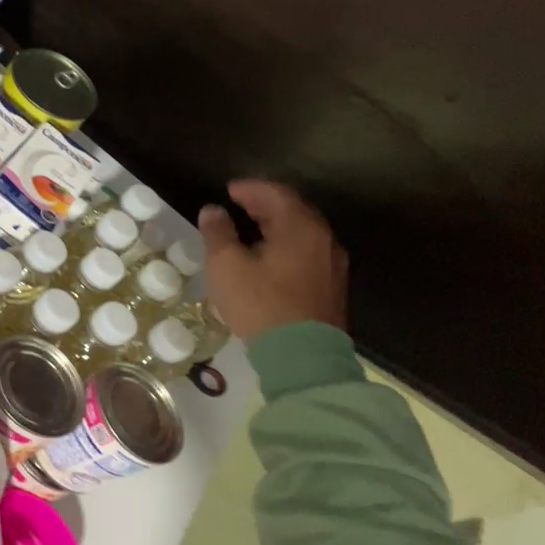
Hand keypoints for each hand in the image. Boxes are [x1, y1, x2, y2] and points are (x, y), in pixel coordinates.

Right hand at [198, 179, 347, 341]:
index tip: (229, 189)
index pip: (277, 194)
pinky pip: (307, 251)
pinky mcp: (331, 286)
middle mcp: (323, 240)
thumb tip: (213, 210)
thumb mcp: (226, 265)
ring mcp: (332, 264)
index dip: (251, 188)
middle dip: (266, 203)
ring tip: (251, 227)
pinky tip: (269, 254)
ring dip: (277, 224)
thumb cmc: (260, 303)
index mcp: (300, 228)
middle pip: (295, 210)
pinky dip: (287, 242)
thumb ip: (218, 233)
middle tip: (240, 204)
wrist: (302, 355)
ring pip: (303, 232)